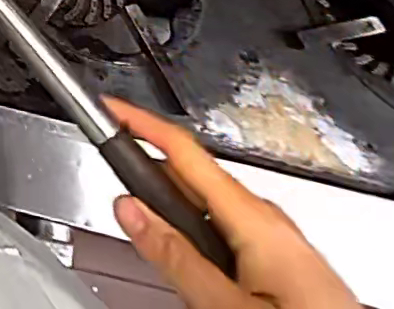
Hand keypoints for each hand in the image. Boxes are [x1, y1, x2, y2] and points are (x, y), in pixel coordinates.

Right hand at [106, 98, 358, 308]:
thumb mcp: (229, 307)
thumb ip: (175, 256)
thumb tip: (128, 207)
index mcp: (256, 220)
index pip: (183, 149)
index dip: (138, 121)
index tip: (106, 105)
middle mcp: (270, 221)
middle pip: (190, 178)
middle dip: (150, 184)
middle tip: (120, 201)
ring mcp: (282, 243)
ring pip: (207, 209)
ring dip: (175, 216)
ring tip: (160, 252)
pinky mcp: (288, 266)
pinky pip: (227, 232)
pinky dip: (198, 236)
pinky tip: (197, 272)